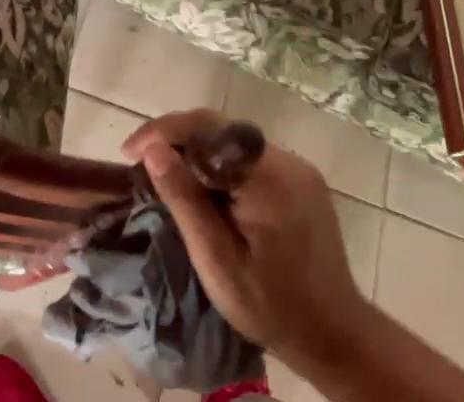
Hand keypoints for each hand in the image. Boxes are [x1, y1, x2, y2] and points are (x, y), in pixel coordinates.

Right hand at [121, 109, 370, 365]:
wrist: (335, 336)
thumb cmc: (270, 305)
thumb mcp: (216, 259)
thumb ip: (185, 199)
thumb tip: (153, 149)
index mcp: (270, 180)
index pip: (208, 128)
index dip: (163, 131)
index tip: (129, 152)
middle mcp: (288, 163)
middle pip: (220, 128)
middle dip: (174, 138)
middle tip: (138, 162)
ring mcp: (298, 170)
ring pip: (231, 141)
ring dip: (194, 150)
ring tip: (163, 175)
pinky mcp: (299, 181)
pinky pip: (247, 156)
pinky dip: (216, 163)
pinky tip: (200, 188)